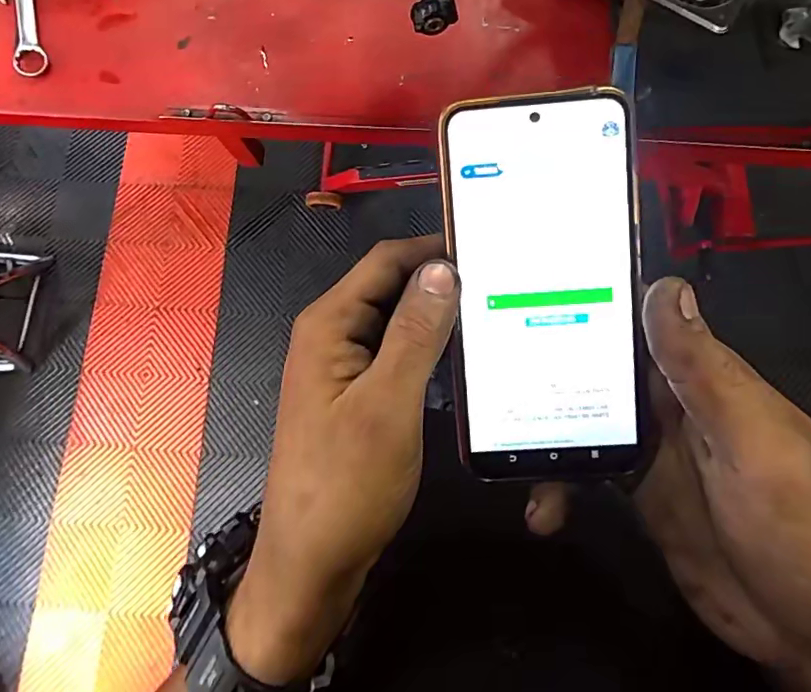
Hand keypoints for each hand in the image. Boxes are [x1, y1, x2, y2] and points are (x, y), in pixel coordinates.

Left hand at [224, 236, 459, 684]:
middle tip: (500, 282)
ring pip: (393, 321)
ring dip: (434, 316)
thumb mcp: (388, 404)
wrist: (310, 563)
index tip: (485, 246)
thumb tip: (442, 268)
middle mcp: (329, 334)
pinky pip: (392, 354)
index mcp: (328, 323)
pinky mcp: (353, 393)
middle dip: (438, 281)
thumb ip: (415, 333)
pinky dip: (424, 348)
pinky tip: (462, 356)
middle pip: (388, 287)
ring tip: (492, 313)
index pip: (384, 261)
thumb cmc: (346, 483)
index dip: (431, 247)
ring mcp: (340, 365)